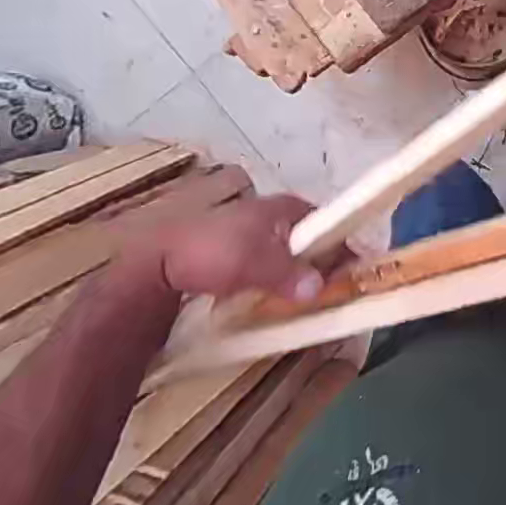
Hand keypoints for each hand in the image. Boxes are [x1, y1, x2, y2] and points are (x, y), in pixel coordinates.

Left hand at [112, 194, 322, 301]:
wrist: (157, 260)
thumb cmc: (214, 252)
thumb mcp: (258, 264)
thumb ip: (291, 274)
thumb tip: (321, 286)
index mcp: (282, 207)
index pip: (325, 220)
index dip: (338, 242)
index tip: (349, 270)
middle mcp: (269, 211)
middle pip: (306, 235)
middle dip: (317, 259)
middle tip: (325, 288)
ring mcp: (247, 228)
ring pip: (284, 249)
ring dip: (294, 270)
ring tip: (299, 297)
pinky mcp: (229, 248)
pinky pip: (264, 261)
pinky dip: (272, 276)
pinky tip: (266, 295)